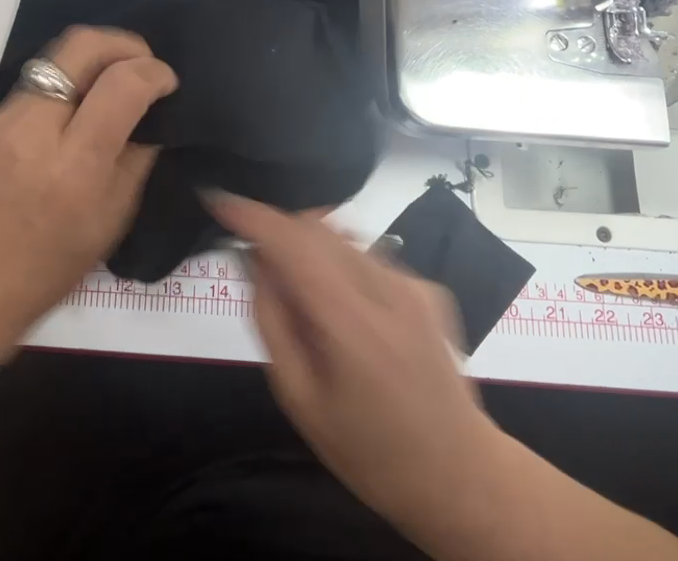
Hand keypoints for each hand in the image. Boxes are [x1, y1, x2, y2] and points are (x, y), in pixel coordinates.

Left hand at [0, 27, 177, 364]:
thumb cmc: (54, 263)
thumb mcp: (115, 215)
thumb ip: (138, 154)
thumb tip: (153, 109)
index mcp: (74, 164)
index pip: (121, 84)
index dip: (154, 72)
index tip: (167, 82)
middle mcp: (34, 129)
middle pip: (81, 44)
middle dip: (124, 42)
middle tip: (144, 62)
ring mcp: (3, 119)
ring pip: (55, 57)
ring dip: (94, 60)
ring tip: (114, 83)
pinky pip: (36, 85)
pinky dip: (66, 86)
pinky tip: (76, 113)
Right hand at [210, 193, 499, 542]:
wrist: (458, 475)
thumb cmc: (368, 451)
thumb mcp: (299, 397)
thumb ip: (273, 321)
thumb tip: (254, 262)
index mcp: (353, 324)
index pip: (294, 244)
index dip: (253, 216)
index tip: (220, 203)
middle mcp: (389, 290)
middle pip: (319, 229)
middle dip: (278, 230)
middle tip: (254, 264)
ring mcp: (415, 285)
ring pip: (343, 237)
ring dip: (308, 247)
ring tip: (299, 297)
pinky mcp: (428, 290)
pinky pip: (368, 257)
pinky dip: (340, 265)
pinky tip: (340, 310)